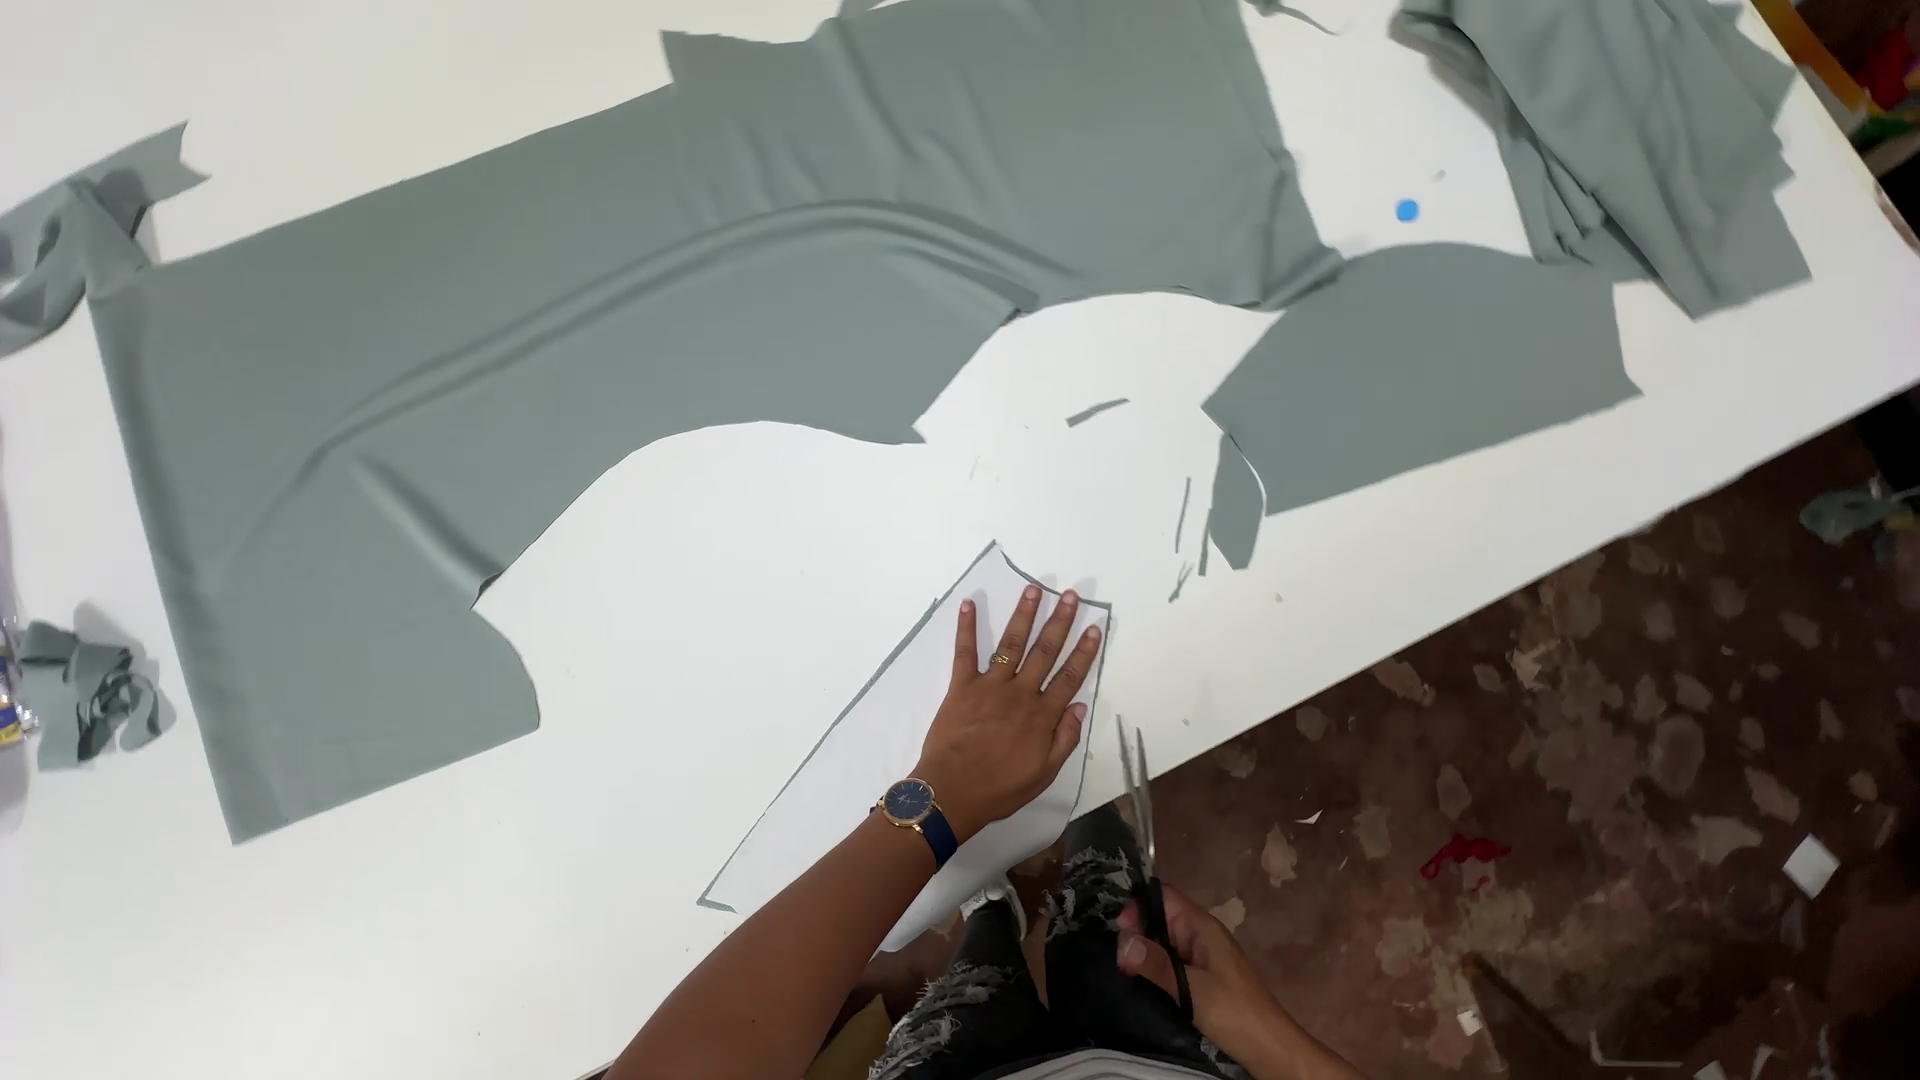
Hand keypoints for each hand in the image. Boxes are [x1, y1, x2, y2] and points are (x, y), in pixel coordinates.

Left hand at [913, 585, 1102, 841]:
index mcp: (1042, 716)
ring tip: (1033, 589)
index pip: (1069, 677)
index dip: (1084, 652)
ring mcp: (991, 686)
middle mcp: (1021, 694)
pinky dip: (967, 627)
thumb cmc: (1000, 788)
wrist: (953, 791)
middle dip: (1059, 622)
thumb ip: (1065, 739)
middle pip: (1044, 652)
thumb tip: (1081, 706)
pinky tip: (969, 603)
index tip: (1094, 628)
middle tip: (1069, 594)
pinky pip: (965, 652)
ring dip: (1023, 615)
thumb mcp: (1044, 773)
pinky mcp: (962, 686)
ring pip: (1011, 644)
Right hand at [1116, 884, 1288, 1066]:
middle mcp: (1199, 934)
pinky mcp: (1200, 978)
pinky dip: (1154, 967)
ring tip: (1122, 967)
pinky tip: (1141, 981)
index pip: (1163, 896)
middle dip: (1136, 930)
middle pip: (1160, 917)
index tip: (1120, 930)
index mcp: (1201, 926)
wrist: (1272, 1052)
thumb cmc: (1235, 1012)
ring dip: (1144, 951)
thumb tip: (1121, 942)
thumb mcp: (1192, 990)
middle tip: (1117, 955)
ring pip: (1163, 941)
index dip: (1138, 905)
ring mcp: (1200, 957)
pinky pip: (1170, 961)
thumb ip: (1156, 965)